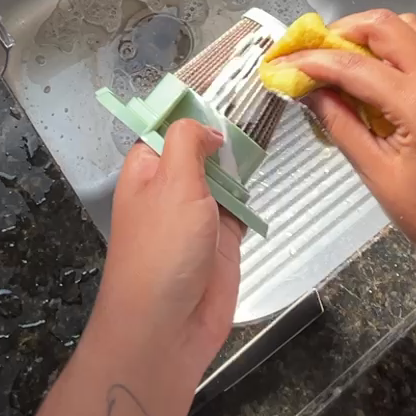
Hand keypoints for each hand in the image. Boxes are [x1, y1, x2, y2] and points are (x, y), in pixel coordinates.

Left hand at [92, 120, 245, 379]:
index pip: (168, 126)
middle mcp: (171, 187)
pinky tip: (267, 173)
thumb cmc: (162, 248)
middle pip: (200, 148)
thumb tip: (208, 129)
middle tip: (257, 105)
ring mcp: (198, 213)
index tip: (224, 86)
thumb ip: (189, 142)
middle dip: (222, 134)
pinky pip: (240, 205)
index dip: (192, 110)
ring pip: (224, 175)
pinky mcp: (222, 238)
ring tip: (267, 128)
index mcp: (148, 168)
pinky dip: (251, 194)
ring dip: (240, 162)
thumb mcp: (172, 181)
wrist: (167, 328)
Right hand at [279, 10, 415, 295]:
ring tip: (339, 61)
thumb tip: (305, 88)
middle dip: (340, 32)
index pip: (355, 66)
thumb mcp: (375, 173)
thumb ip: (339, 122)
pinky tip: (371, 73)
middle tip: (311, 56)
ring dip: (368, 35)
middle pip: (385, 26)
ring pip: (407, 27)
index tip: (281, 63)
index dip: (312, 61)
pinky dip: (391, 47)